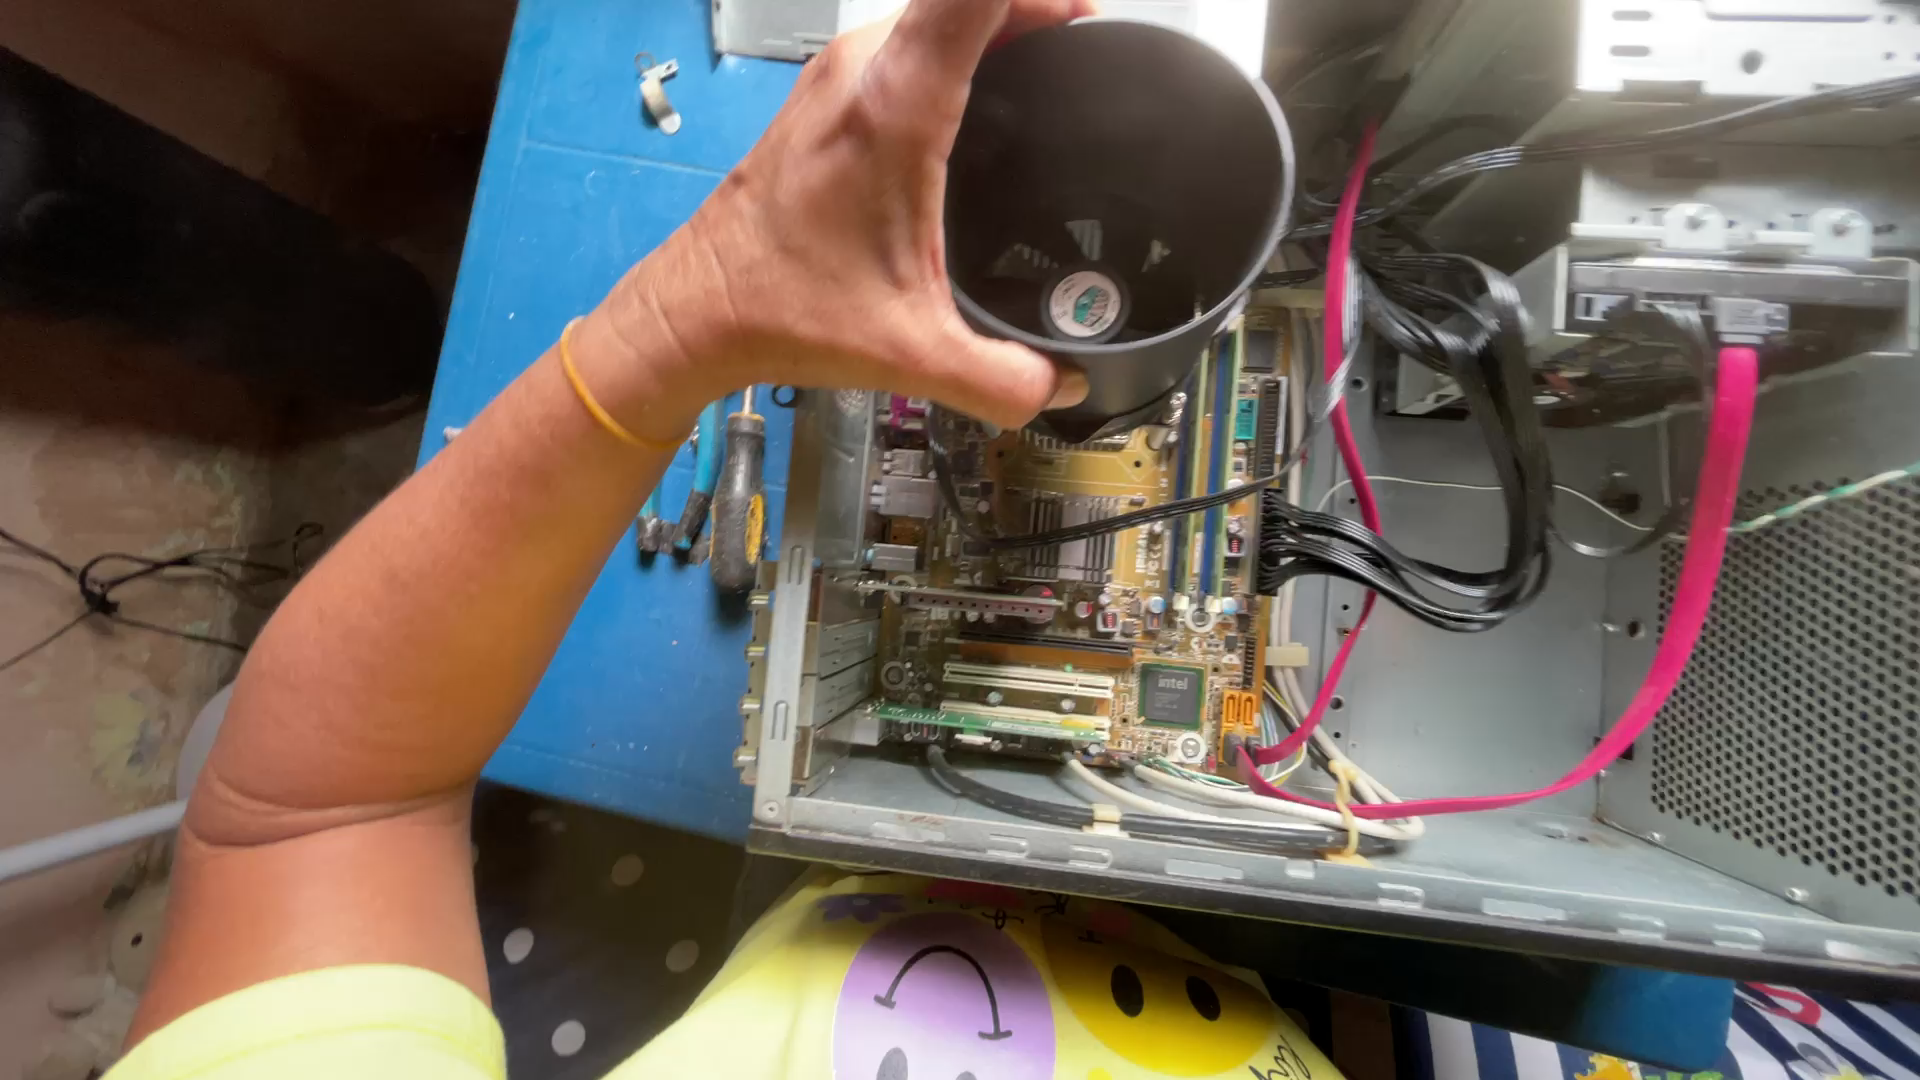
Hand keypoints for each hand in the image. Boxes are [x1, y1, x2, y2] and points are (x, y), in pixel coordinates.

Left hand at [590, 0, 1094, 435]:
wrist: (699, 310)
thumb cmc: (790, 313)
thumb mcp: (914, 355)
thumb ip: (1002, 379)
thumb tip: (1067, 384)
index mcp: (895, 106)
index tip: (1089, 32)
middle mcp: (863, 68)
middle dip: (1036, 18)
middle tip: (1087, 75)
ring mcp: (837, 77)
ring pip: (933, 19)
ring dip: (991, 38)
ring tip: (1044, 91)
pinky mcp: (822, 101)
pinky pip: (904, 49)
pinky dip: (950, 63)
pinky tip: (973, 121)